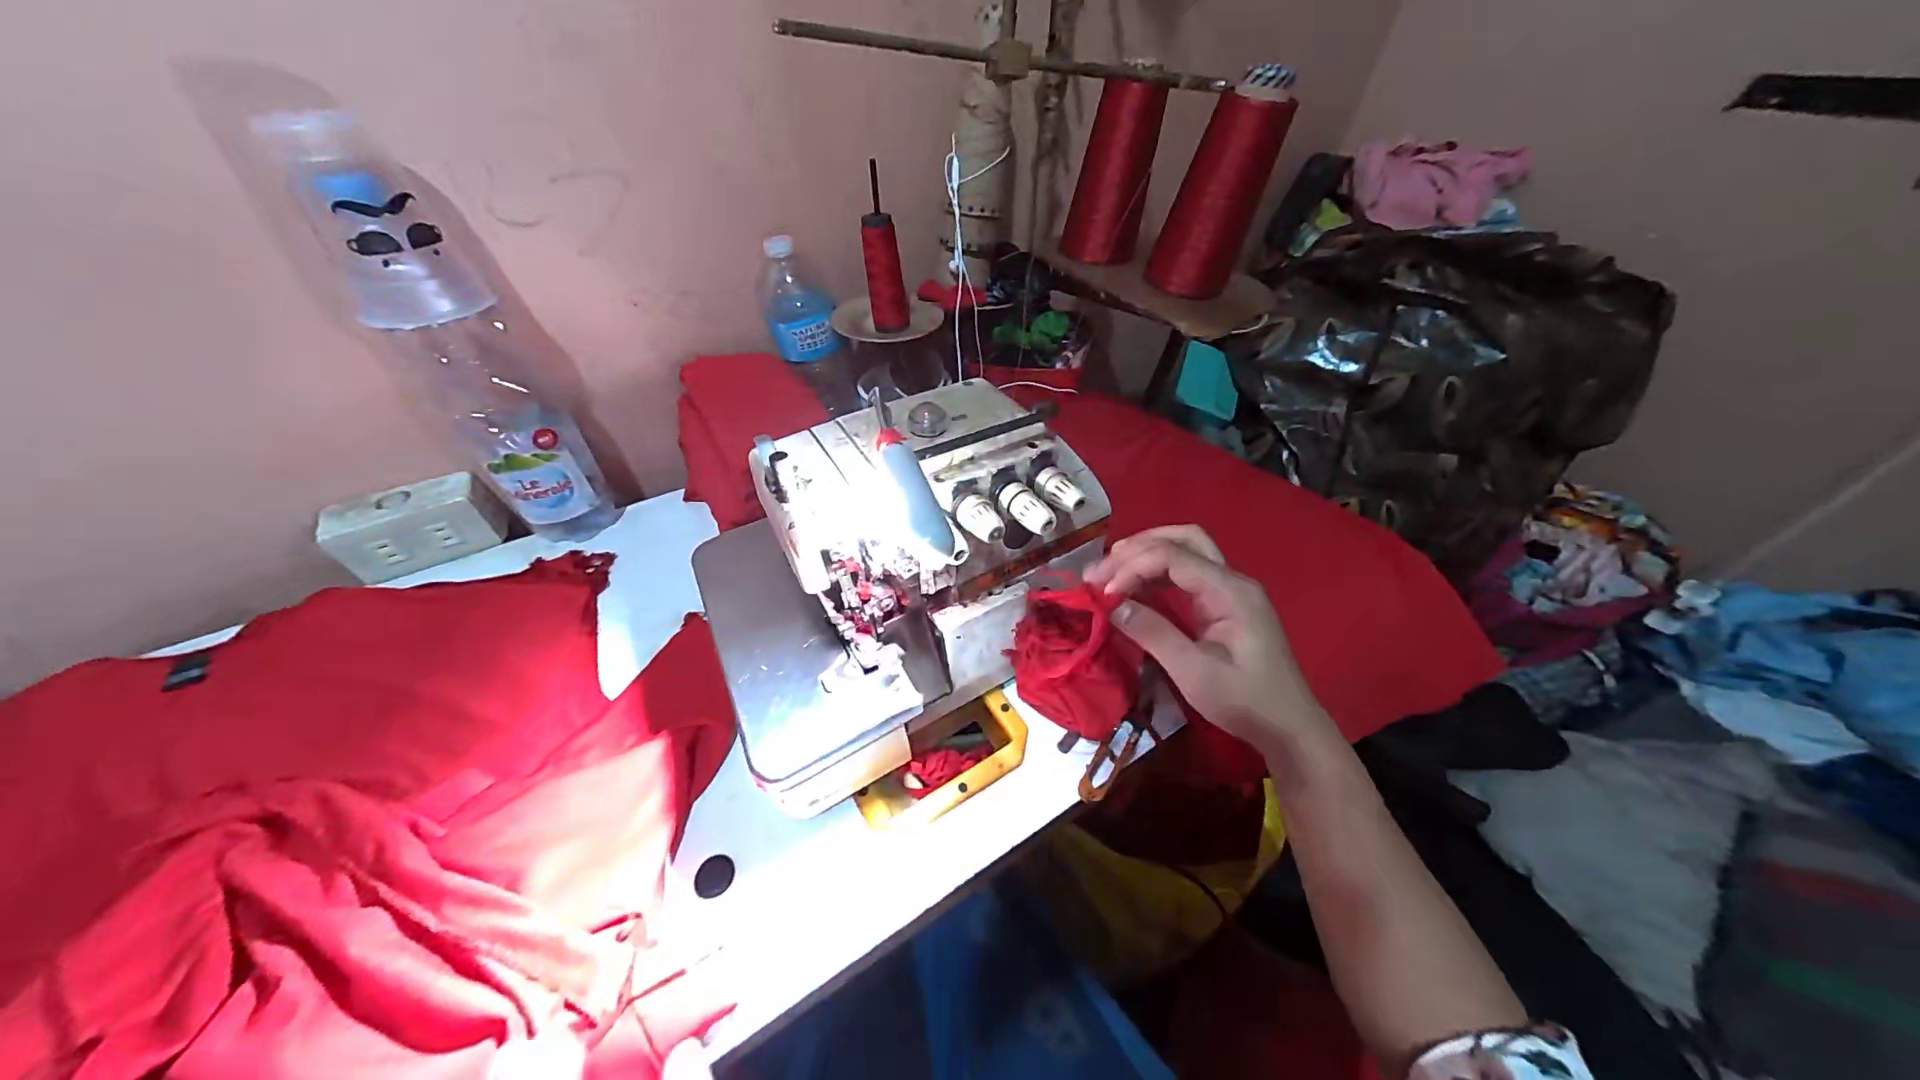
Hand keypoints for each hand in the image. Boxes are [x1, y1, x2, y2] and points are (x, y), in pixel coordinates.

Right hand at [1086, 526, 1332, 757]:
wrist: (1288, 726)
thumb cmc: (1244, 701)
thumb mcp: (1193, 671)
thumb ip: (1152, 632)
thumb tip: (1111, 604)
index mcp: (1230, 591)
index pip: (1172, 556)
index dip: (1132, 567)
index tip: (1102, 592)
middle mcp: (1232, 581)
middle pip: (1184, 539)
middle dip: (1139, 547)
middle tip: (1102, 569)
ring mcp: (1231, 591)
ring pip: (1186, 552)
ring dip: (1147, 556)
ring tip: (1110, 572)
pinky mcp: (1225, 605)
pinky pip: (1188, 575)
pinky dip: (1158, 574)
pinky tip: (1134, 587)